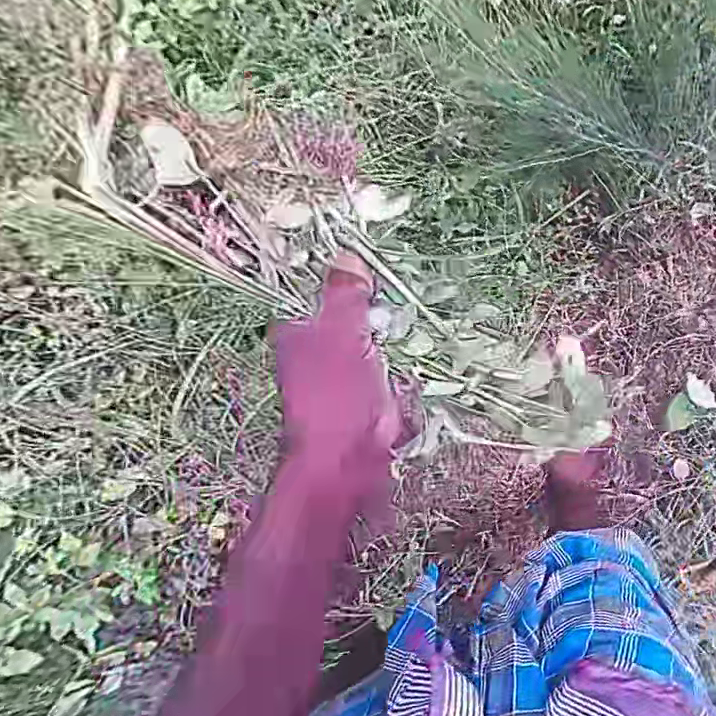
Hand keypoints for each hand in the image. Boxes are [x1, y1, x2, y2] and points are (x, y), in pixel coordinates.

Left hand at [271, 254, 397, 484]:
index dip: (350, 278)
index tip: (377, 268)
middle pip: (355, 313)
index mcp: (300, 330)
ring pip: (378, 338)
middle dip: (381, 309)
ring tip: (413, 329)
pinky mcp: (372, 392)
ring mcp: (347, 372)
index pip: (324, 290)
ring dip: (397, 336)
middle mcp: (320, 349)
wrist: (350, 459)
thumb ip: (346, 296)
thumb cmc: (335, 397)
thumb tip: (348, 256)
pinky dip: (404, 362)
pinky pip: (393, 364)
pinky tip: (415, 359)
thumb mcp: (341, 336)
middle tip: (400, 304)